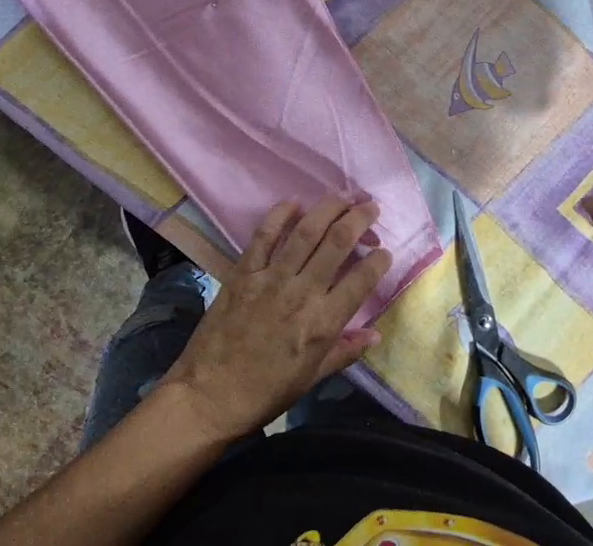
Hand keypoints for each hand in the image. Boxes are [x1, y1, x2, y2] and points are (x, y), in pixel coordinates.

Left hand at [164, 200, 391, 440]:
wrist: (208, 397)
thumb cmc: (265, 393)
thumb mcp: (312, 378)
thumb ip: (345, 352)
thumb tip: (375, 335)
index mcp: (323, 323)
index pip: (362, 280)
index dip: (379, 260)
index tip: (384, 252)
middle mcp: (302, 293)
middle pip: (338, 243)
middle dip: (359, 219)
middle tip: (371, 207)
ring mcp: (271, 279)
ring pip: (306, 231)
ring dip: (329, 208)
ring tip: (344, 196)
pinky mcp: (244, 273)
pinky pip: (264, 236)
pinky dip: (280, 215)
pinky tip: (294, 203)